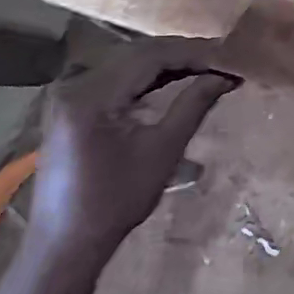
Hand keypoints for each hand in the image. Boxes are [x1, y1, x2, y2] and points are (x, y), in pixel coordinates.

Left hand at [27, 37, 238, 261]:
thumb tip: (224, 76)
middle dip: (182, 53)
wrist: (65, 242)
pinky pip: (116, 78)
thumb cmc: (116, 203)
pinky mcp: (73, 104)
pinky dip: (146, 77)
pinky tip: (174, 77)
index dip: (192, 51)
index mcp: (93, 95)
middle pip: (137, 54)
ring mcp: (71, 92)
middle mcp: (77, 84)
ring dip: (166, 62)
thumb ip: (193, 106)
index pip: (150, 56)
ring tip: (206, 64)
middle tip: (222, 56)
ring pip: (127, 63)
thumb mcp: (162, 152)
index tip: (227, 54)